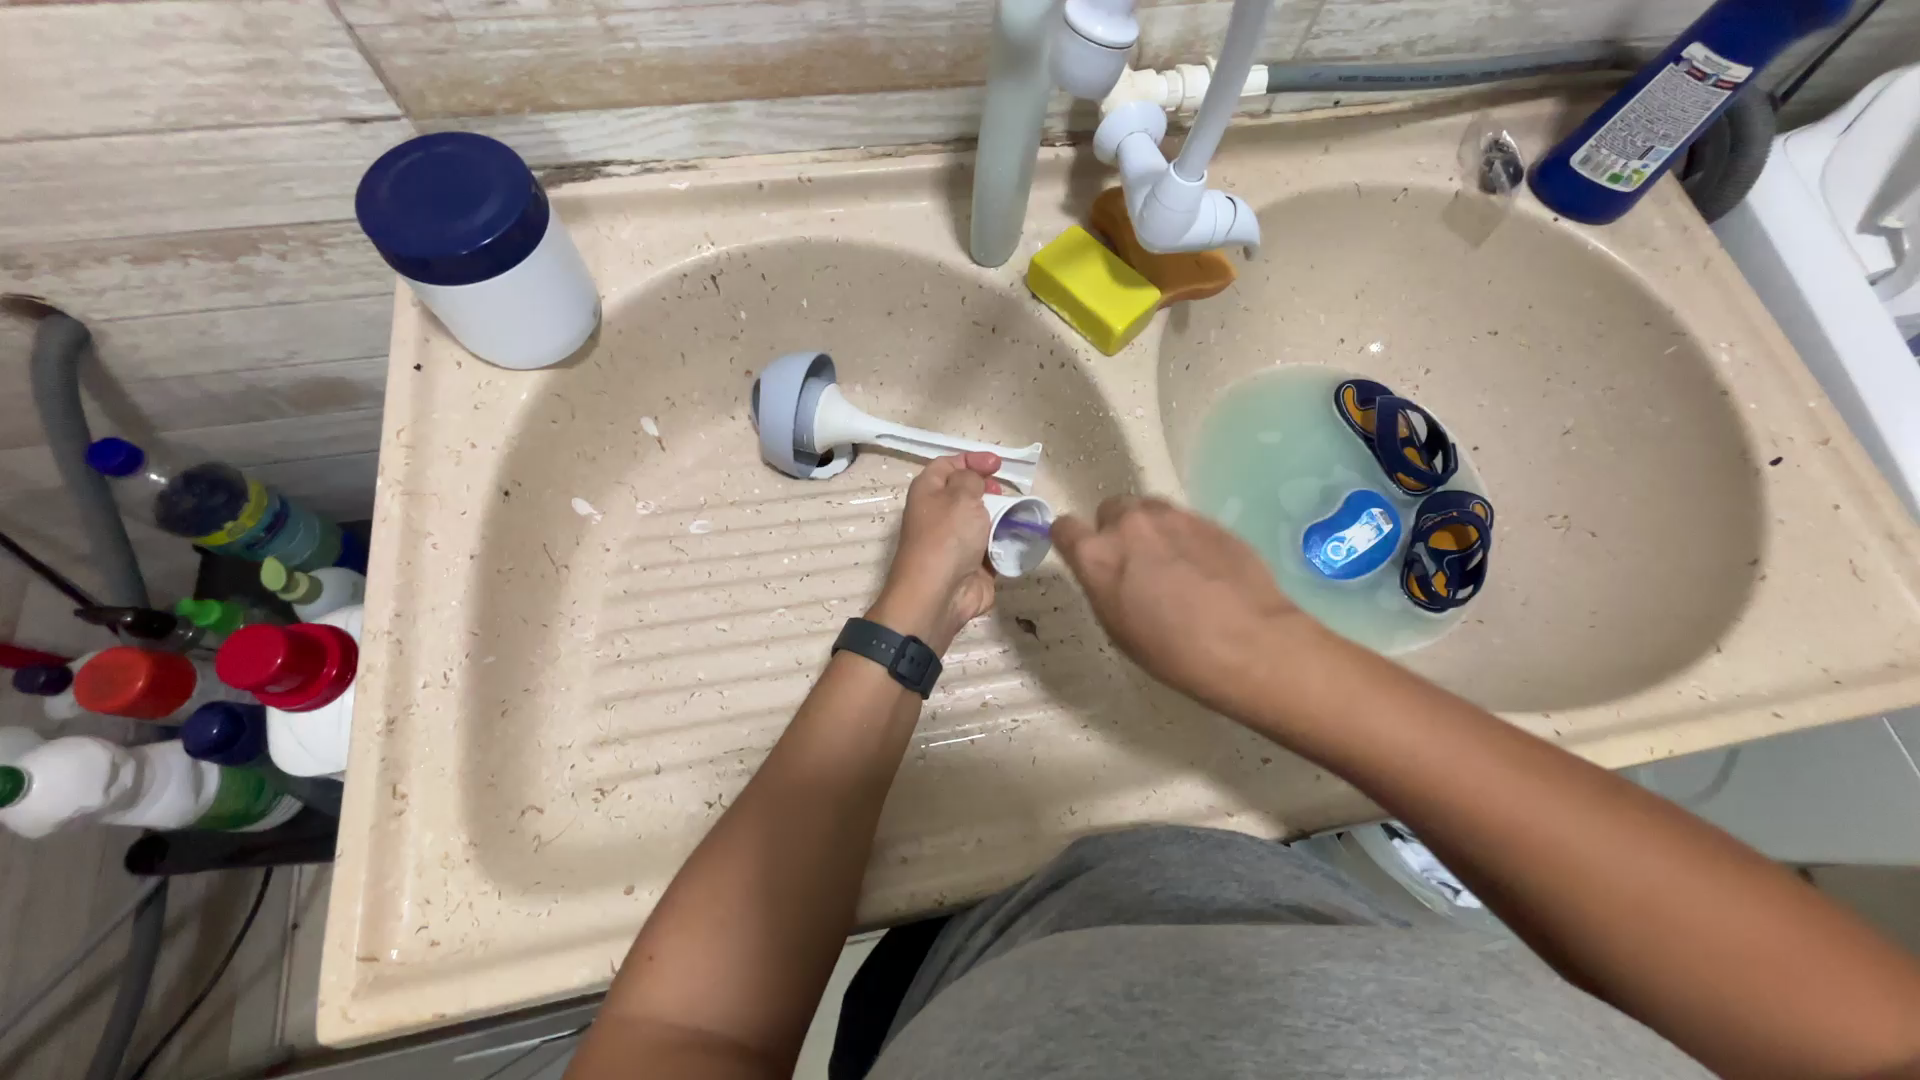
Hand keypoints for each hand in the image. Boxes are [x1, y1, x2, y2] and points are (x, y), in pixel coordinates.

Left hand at [867, 452, 1003, 654]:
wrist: (940, 594)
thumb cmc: (947, 536)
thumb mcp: (960, 495)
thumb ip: (971, 478)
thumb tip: (972, 480)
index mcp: (928, 491)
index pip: (948, 465)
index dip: (972, 459)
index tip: (997, 464)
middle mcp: (939, 513)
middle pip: (966, 493)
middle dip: (989, 489)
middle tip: (1004, 492)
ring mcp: (956, 540)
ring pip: (982, 520)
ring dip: (1001, 516)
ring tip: (1017, 515)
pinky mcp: (972, 563)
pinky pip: (993, 545)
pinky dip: (1006, 541)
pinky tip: (1021, 538)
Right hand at [1052, 496, 1318, 713]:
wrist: (1247, 643)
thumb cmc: (1172, 652)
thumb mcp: (1117, 627)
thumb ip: (1102, 585)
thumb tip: (1105, 571)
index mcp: (1096, 555)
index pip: (1064, 528)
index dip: (1072, 541)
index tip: (1084, 556)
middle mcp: (1129, 524)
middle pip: (1110, 510)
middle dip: (1116, 531)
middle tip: (1134, 563)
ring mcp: (1172, 517)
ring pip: (1147, 508)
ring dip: (1149, 528)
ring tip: (1169, 560)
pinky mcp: (1208, 519)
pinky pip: (1183, 519)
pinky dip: (1183, 536)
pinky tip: (1201, 566)